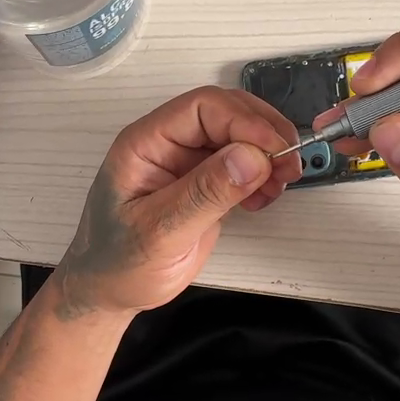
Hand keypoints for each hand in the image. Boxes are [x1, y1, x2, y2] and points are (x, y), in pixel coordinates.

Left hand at [55, 87, 301, 315]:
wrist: (109, 292)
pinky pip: (241, 165)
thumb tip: (252, 156)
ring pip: (239, 137)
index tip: (275, 150)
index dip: (243, 121)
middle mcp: (167, 145)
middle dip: (263, 133)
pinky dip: (263, 175)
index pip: (201, 108)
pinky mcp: (204, 186)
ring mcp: (187, 164)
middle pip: (226, 115)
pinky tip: (266, 198)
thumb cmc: (118, 263)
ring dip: (269, 154)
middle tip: (290, 165)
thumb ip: (203, 194)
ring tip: (282, 185)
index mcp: (145, 143)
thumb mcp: (159, 232)